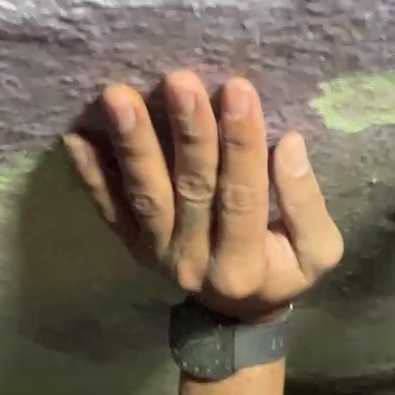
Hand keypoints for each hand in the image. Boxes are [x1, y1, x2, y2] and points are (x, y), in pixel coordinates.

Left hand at [63, 71, 343, 322]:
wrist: (237, 313)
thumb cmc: (283, 272)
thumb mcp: (317, 252)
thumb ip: (307, 204)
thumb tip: (289, 144)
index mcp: (243, 266)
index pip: (243, 197)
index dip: (242, 146)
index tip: (240, 90)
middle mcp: (194, 262)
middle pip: (192, 189)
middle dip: (188, 133)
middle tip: (180, 81)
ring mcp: (158, 253)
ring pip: (146, 195)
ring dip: (133, 145)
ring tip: (119, 98)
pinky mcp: (133, 244)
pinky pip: (109, 209)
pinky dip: (91, 174)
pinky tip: (77, 136)